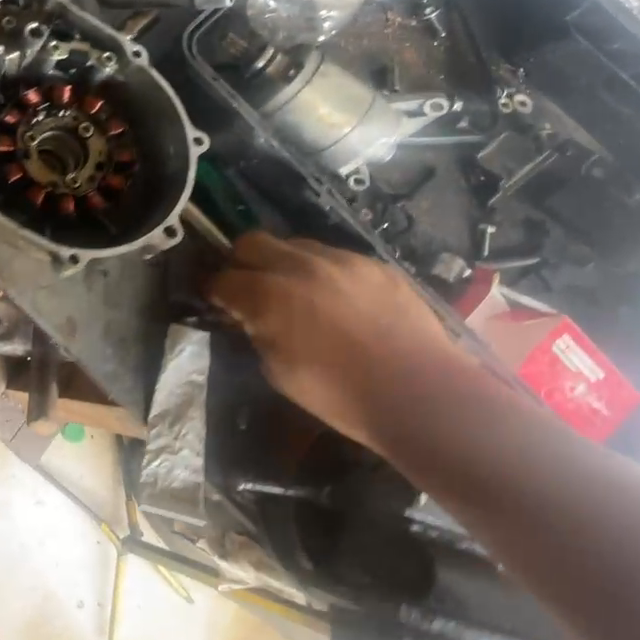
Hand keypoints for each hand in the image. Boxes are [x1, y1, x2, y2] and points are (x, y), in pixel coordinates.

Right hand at [208, 232, 481, 453]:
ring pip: (294, 244)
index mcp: (267, 296)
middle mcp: (298, 267)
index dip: (214, 291)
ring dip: (284, 263)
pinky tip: (338, 299)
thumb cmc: (342, 396)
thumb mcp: (278, 370)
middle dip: (242, 262)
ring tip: (297, 291)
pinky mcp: (375, 265)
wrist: (424, 397)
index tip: (217, 302)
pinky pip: (336, 257)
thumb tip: (252, 318)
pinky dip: (324, 272)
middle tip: (250, 286)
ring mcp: (340, 261)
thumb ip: (258, 333)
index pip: (221, 279)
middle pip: (251, 242)